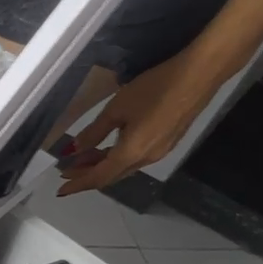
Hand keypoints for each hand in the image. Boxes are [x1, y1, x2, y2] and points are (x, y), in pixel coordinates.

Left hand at [56, 51, 223, 194]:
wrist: (202, 73)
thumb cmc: (154, 89)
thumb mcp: (116, 109)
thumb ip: (93, 133)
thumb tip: (73, 150)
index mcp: (131, 154)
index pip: (99, 178)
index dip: (78, 184)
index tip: (60, 190)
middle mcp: (146, 159)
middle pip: (111, 175)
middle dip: (87, 175)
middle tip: (67, 170)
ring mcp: (161, 151)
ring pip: (124, 166)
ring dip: (102, 165)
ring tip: (82, 158)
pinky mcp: (170, 141)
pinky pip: (137, 157)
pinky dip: (118, 157)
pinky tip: (110, 148)